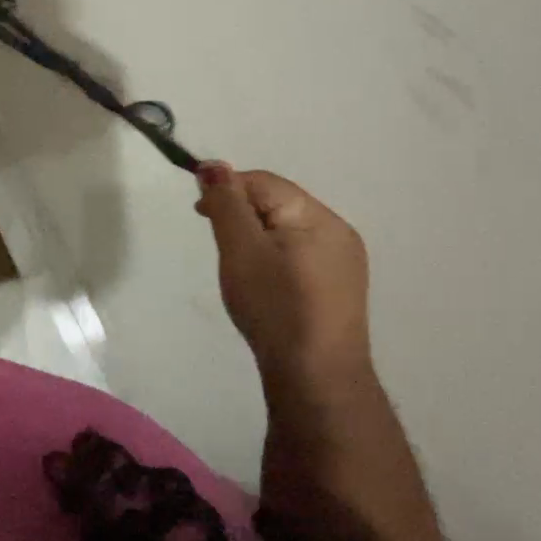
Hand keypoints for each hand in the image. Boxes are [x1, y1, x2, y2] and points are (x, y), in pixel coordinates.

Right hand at [195, 163, 372, 388]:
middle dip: (238, 212)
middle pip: (274, 201)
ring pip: (282, 226)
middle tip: (218, 243)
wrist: (315, 374)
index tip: (198, 214)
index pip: (262, 182)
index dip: (225, 189)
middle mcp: (337, 231)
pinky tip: (261, 278)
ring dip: (252, 233)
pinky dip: (269, 252)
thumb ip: (226, 203)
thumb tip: (213, 166)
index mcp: (318, 218)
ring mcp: (342, 259)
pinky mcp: (336, 283)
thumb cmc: (274, 305)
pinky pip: (295, 248)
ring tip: (236, 264)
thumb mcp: (240, 249)